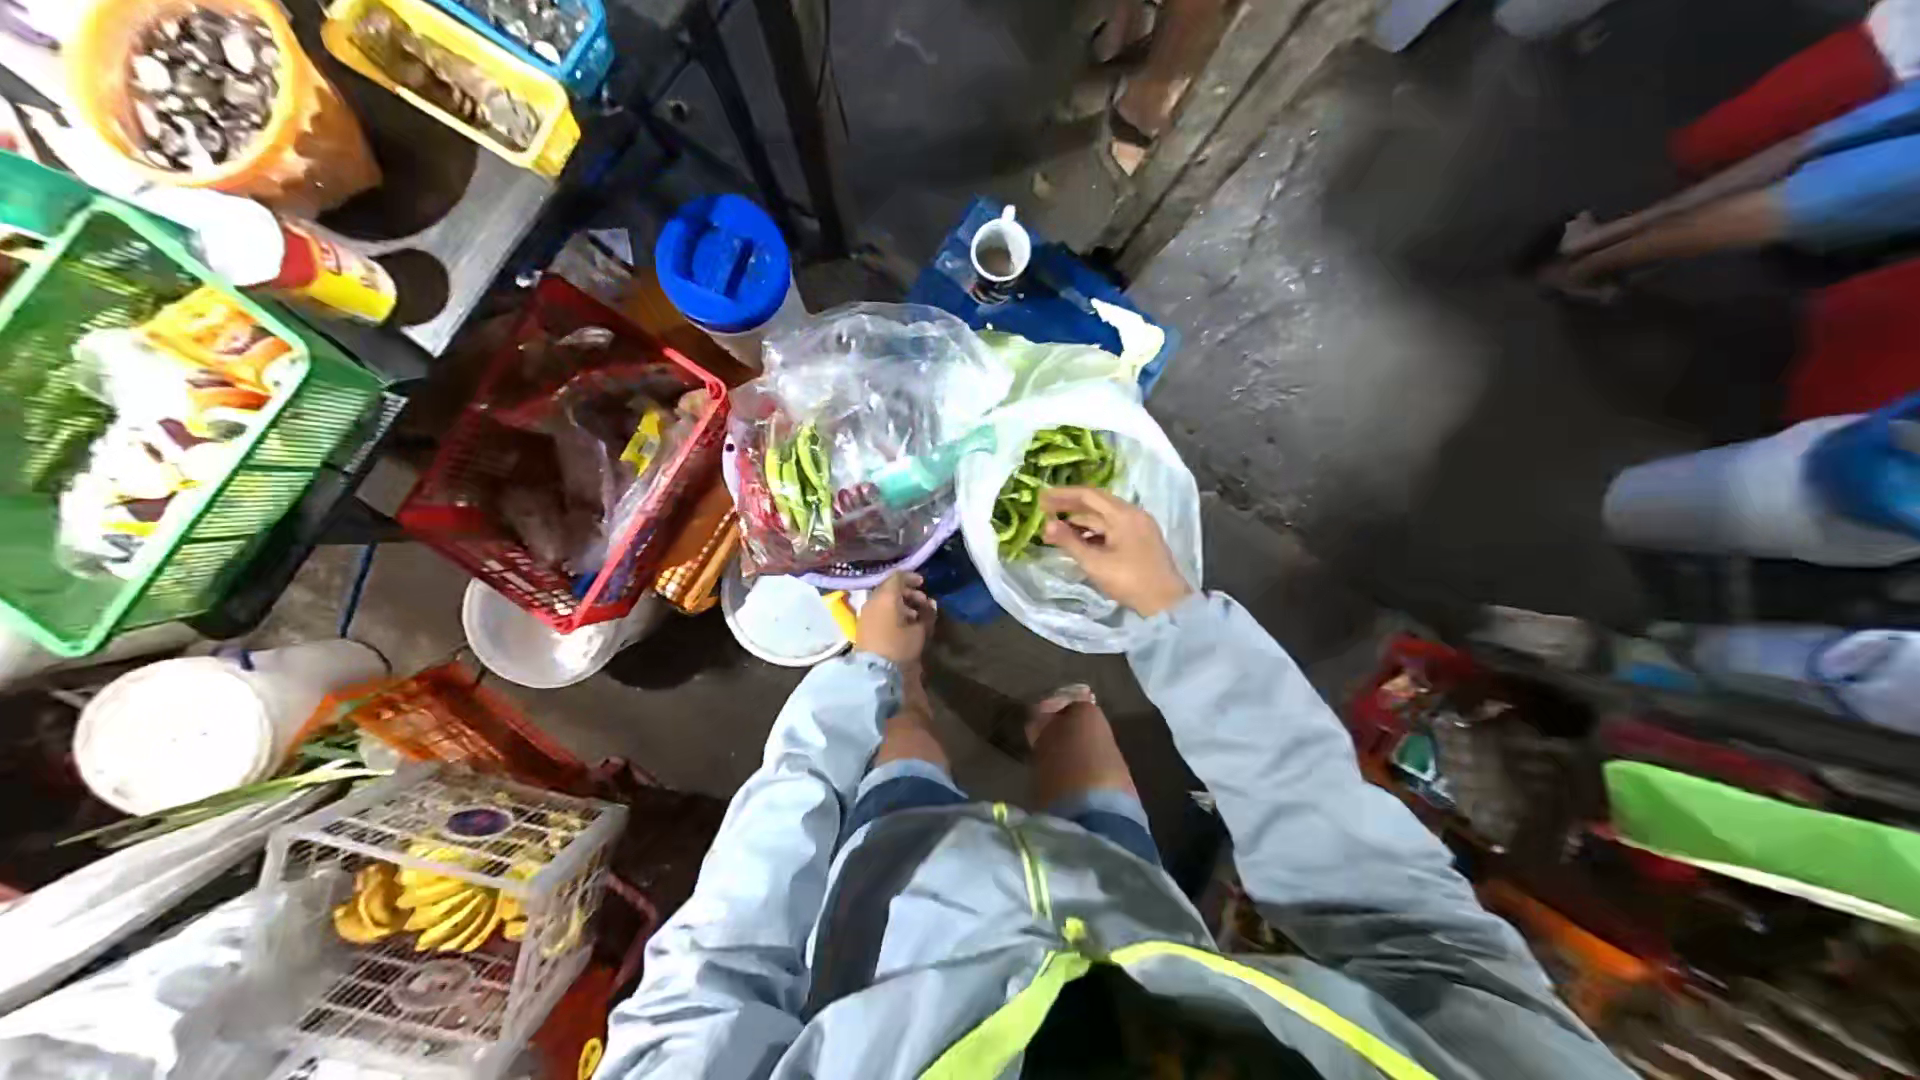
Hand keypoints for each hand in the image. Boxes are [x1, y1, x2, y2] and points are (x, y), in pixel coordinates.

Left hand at [855, 572, 935, 663]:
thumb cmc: (898, 647)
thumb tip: (931, 604)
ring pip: (883, 600)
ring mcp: (865, 613)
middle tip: (922, 602)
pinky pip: (878, 610)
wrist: (873, 670)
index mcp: (886, 596)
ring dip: (899, 603)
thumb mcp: (919, 631)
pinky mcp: (862, 625)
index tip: (923, 584)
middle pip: (889, 588)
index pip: (897, 577)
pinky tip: (902, 624)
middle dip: (907, 592)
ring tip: (914, 616)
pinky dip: (890, 611)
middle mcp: (873, 600)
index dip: (911, 577)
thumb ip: (927, 614)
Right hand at [1040, 487, 1192, 616]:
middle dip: (1070, 506)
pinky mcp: (1140, 538)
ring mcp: (1139, 525)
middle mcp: (1133, 513)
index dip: (1062, 495)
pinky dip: (1094, 530)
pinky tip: (1080, 539)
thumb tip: (1047, 526)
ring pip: (1104, 516)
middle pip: (1096, 503)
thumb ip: (1069, 542)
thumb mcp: (1095, 563)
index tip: (1041, 498)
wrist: (1166, 602)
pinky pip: (1113, 526)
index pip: (1088, 495)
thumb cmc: (1129, 581)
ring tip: (1058, 529)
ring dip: (1081, 520)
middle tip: (1045, 509)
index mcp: (1123, 514)